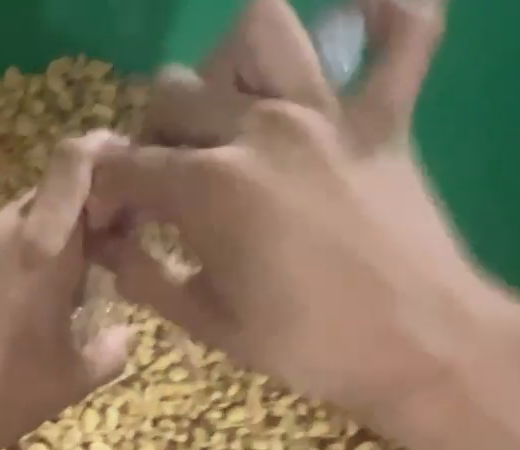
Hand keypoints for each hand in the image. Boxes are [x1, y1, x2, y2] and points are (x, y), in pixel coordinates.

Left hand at [0, 132, 132, 449]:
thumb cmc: (4, 394)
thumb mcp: (73, 380)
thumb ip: (111, 349)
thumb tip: (124, 334)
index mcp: (42, 245)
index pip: (75, 160)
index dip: (106, 160)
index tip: (125, 198)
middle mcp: (0, 232)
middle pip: (48, 196)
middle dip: (80, 217)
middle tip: (100, 261)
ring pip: (14, 226)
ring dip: (42, 247)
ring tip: (53, 299)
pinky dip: (6, 269)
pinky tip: (6, 318)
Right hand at [91, 0, 519, 449]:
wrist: (418, 347)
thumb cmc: (305, 347)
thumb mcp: (208, 324)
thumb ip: (146, 278)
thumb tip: (109, 248)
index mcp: (208, 188)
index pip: (124, 167)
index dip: (101, 193)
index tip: (109, 222)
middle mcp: (259, 129)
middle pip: (172, 94)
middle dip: (147, 136)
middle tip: (162, 182)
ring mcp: (328, 113)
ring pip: (261, 31)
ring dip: (229, 65)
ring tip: (231, 112)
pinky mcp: (385, 117)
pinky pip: (408, 34)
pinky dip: (388, 18)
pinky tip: (363, 26)